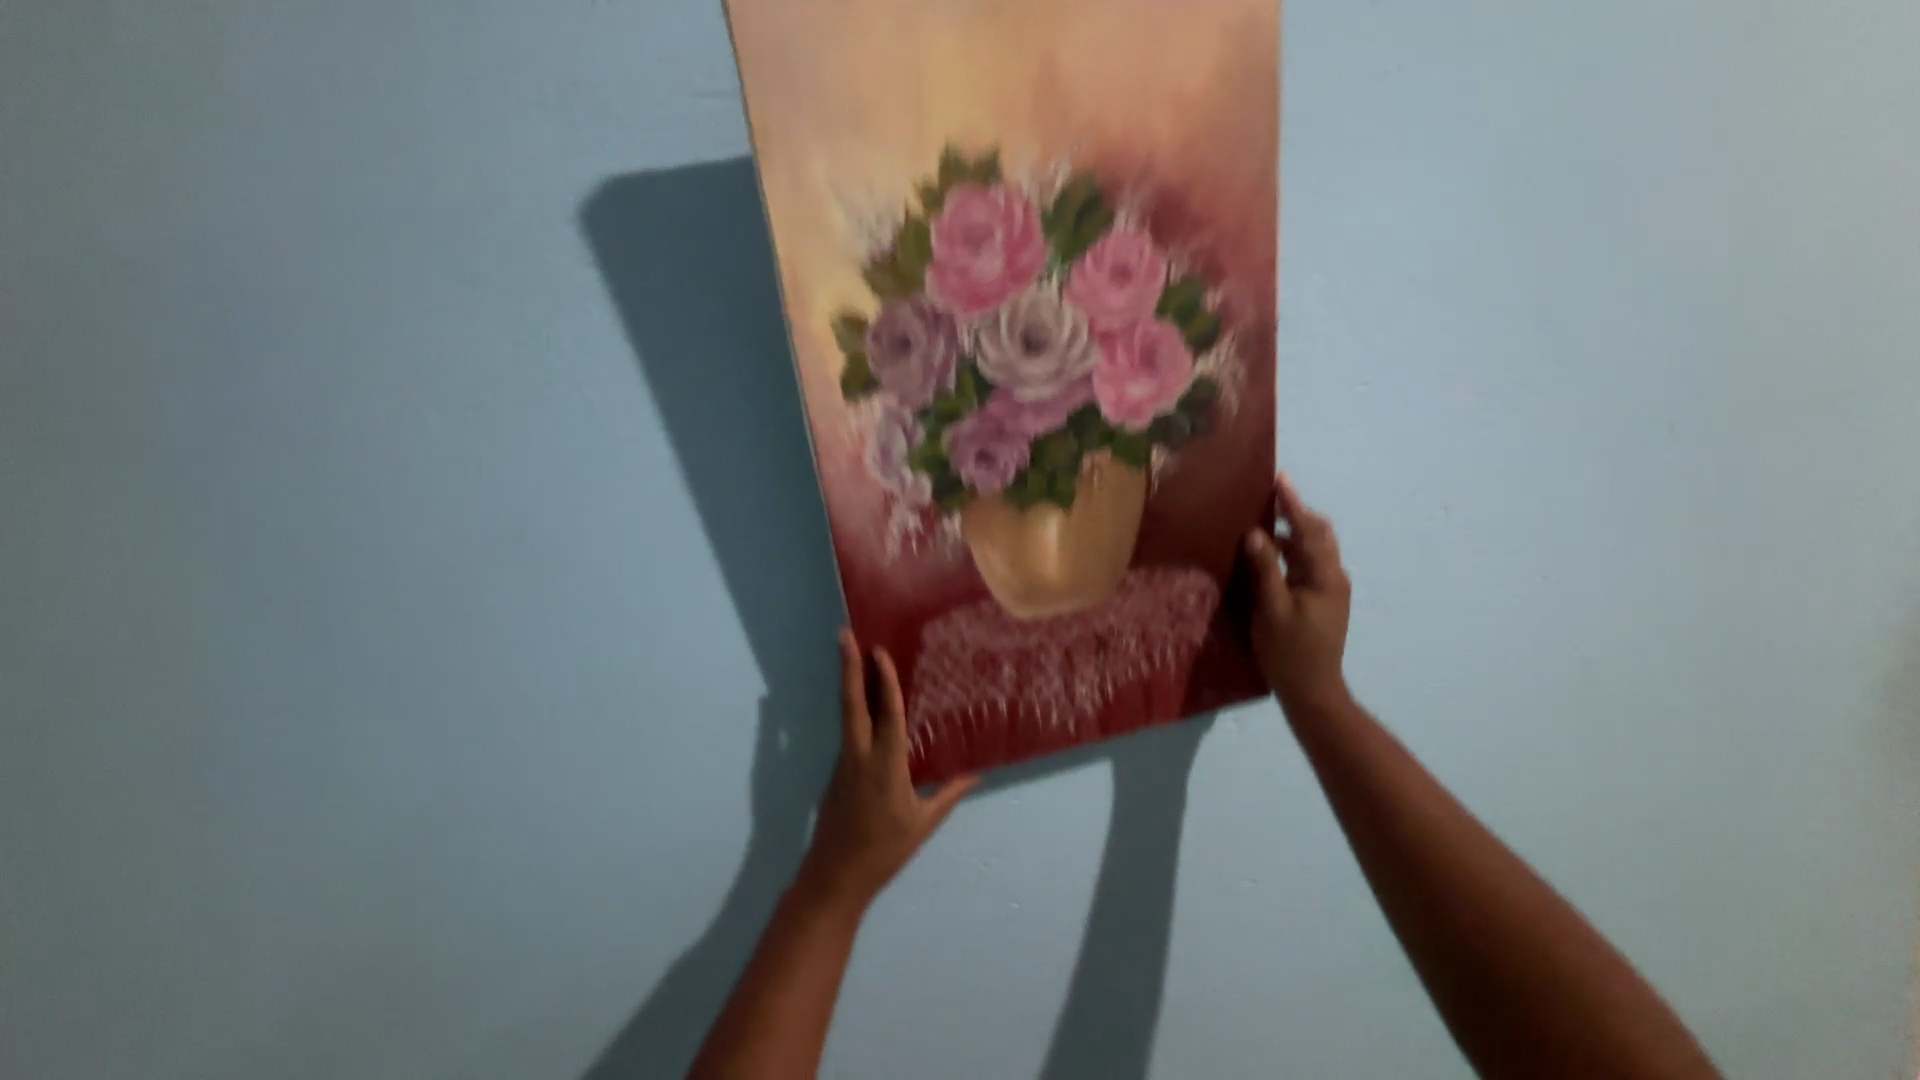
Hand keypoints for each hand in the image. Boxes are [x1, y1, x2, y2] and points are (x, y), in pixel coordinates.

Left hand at [797, 631, 978, 910]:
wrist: (834, 876)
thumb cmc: (884, 851)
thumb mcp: (923, 823)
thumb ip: (948, 794)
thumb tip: (977, 772)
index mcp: (885, 766)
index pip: (886, 713)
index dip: (883, 680)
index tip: (878, 650)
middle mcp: (859, 756)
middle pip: (851, 703)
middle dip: (848, 666)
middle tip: (845, 634)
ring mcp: (843, 763)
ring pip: (846, 714)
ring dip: (849, 683)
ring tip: (854, 656)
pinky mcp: (836, 772)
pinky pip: (847, 730)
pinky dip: (853, 707)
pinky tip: (862, 700)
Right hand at [1243, 474, 1352, 714]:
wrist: (1313, 690)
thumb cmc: (1289, 651)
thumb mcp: (1272, 609)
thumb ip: (1265, 569)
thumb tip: (1256, 533)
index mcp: (1325, 576)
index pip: (1308, 529)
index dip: (1292, 503)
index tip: (1279, 479)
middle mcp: (1334, 576)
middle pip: (1318, 533)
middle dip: (1296, 512)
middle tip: (1271, 495)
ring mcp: (1331, 589)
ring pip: (1314, 548)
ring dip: (1293, 531)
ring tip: (1265, 520)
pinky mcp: (1323, 600)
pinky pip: (1309, 564)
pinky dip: (1293, 551)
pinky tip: (1271, 554)